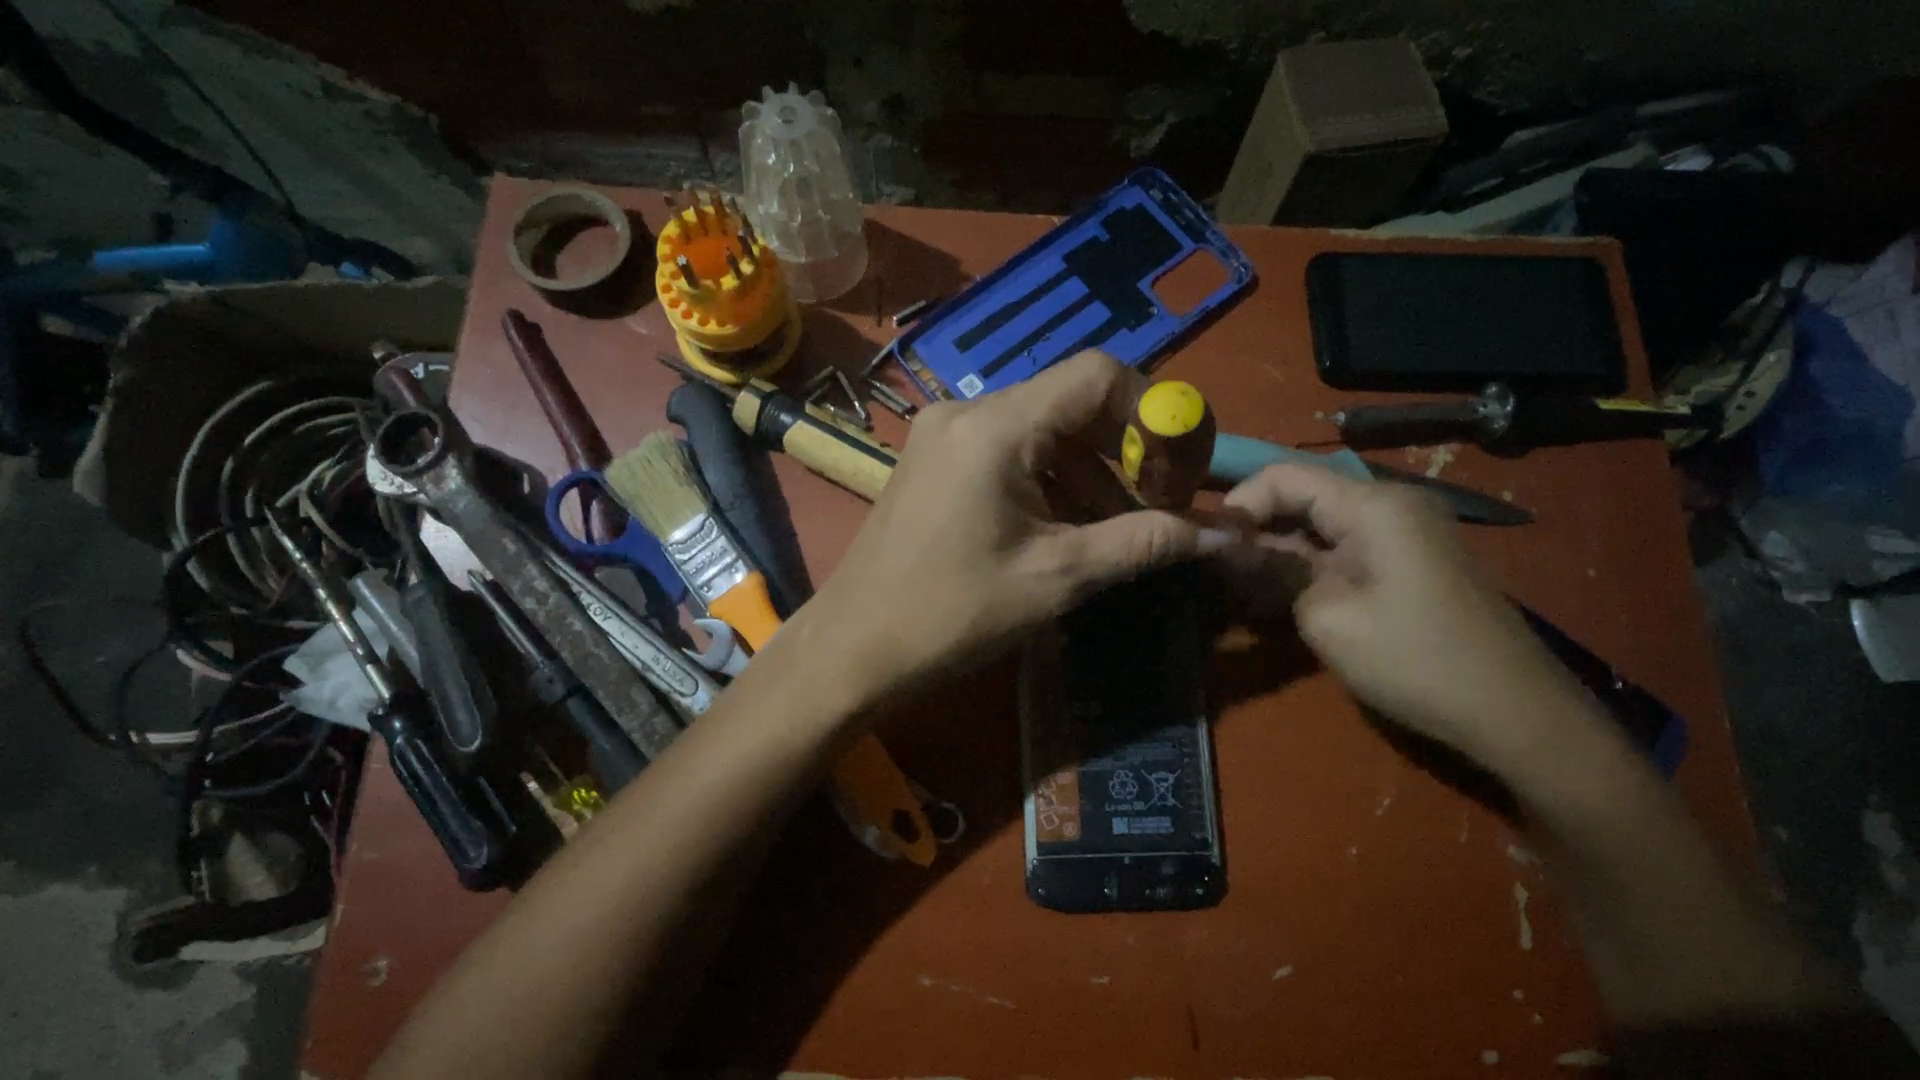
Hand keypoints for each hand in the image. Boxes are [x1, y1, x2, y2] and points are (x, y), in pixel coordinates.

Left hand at [798, 351, 1230, 695]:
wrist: (854, 649)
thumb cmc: (952, 614)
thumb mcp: (1058, 578)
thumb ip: (1143, 542)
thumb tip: (1221, 533)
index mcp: (995, 426)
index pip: (1098, 374)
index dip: (1151, 413)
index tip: (1177, 470)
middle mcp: (966, 411)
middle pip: (1071, 400)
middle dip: (1124, 451)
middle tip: (1157, 506)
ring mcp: (944, 433)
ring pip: (1043, 428)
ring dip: (1089, 472)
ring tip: (1119, 531)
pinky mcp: (935, 460)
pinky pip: (1010, 450)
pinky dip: (1050, 480)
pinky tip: (1069, 529)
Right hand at [1219, 463, 1583, 760]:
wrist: (1513, 711)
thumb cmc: (1413, 659)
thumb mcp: (1326, 616)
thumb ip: (1273, 570)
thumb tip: (1228, 545)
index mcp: (1372, 505)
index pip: (1285, 474)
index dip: (1239, 502)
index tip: (1209, 545)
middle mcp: (1392, 504)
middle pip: (1305, 495)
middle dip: (1257, 527)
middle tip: (1219, 570)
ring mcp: (1408, 532)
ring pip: (1324, 524)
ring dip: (1281, 549)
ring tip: (1244, 587)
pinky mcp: (1414, 561)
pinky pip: (1349, 546)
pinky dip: (1312, 564)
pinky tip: (1286, 595)